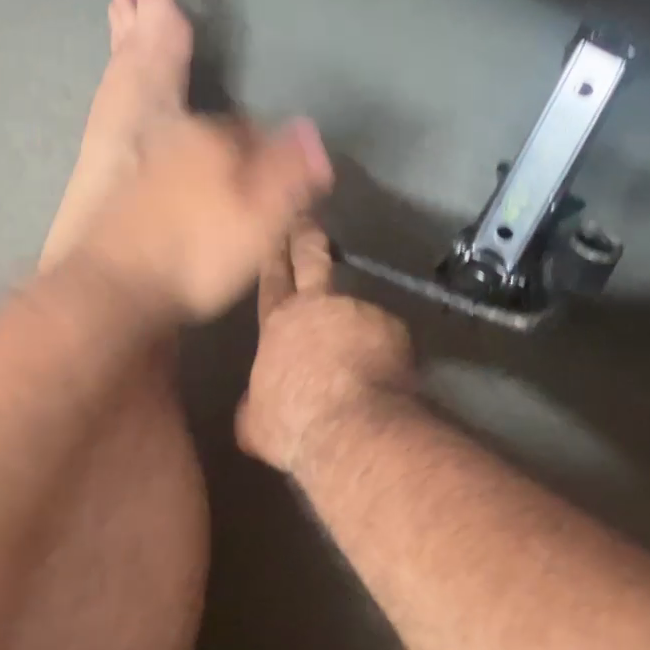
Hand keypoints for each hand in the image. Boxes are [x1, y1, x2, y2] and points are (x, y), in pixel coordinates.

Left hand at [81, 115, 333, 320]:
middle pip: (225, 143)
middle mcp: (174, 138)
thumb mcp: (264, 216)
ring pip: (195, 166)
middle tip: (262, 208)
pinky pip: (170, 189)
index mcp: (211, 134)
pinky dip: (186, 204)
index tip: (289, 191)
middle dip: (246, 166)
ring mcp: (144, 167)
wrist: (110, 289)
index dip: (280, 160)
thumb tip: (313, 130)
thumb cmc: (198, 252)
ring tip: (230, 225)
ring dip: (215, 185)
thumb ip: (292, 171)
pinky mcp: (123, 199)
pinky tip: (192, 236)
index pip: (261, 129)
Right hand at [238, 223, 416, 473]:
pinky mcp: (396, 329)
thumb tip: (254, 402)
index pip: (273, 279)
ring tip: (359, 359)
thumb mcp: (254, 421)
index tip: (277, 232)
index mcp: (280, 323)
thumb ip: (254, 401)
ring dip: (356, 326)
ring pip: (357, 310)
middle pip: (313, 259)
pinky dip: (383, 351)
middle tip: (310, 222)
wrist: (356, 428)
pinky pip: (386, 337)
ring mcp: (362, 312)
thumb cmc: (295, 423)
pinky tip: (382, 376)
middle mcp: (321, 305)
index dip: (274, 255)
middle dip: (308, 237)